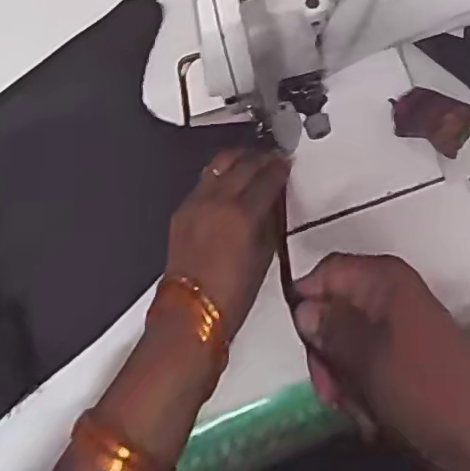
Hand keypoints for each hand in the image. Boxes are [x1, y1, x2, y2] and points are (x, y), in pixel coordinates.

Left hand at [164, 148, 289, 336]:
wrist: (189, 312)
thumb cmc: (232, 294)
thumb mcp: (264, 255)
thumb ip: (270, 220)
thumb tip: (274, 200)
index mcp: (242, 214)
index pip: (267, 177)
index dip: (280, 167)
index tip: (287, 163)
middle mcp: (218, 200)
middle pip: (244, 163)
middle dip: (262, 157)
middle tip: (274, 158)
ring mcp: (197, 201)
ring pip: (220, 163)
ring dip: (240, 158)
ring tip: (252, 160)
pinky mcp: (182, 208)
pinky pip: (205, 179)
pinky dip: (221, 173)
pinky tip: (229, 179)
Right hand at [294, 254, 469, 470]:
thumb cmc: (429, 385)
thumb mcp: (370, 357)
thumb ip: (331, 329)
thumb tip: (301, 308)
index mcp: (381, 278)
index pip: (327, 272)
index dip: (308, 303)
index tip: (305, 344)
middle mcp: (386, 295)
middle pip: (332, 311)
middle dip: (327, 354)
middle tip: (333, 391)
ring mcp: (394, 327)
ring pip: (345, 344)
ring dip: (344, 380)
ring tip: (360, 409)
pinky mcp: (400, 358)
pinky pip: (364, 366)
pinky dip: (362, 391)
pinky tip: (372, 417)